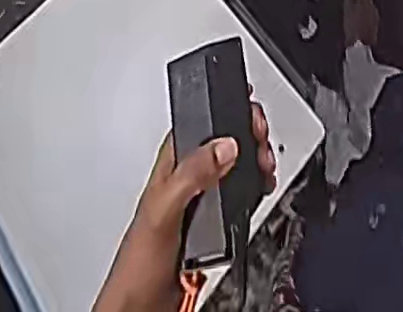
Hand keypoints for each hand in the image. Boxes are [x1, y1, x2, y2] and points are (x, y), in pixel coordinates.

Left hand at [93, 100, 276, 311]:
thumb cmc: (138, 261)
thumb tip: (224, 146)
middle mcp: (189, 174)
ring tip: (264, 163)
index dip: (227, 111)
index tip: (249, 114)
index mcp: (173, 162)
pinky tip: (261, 186)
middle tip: (261, 142)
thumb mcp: (164, 208)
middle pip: (225, 139)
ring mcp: (203, 196)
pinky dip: (255, 186)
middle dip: (248, 134)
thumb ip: (192, 173)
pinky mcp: (215, 218)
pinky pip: (240, 192)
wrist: (142, 308)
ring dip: (254, 159)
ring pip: (235, 163)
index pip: (203, 121)